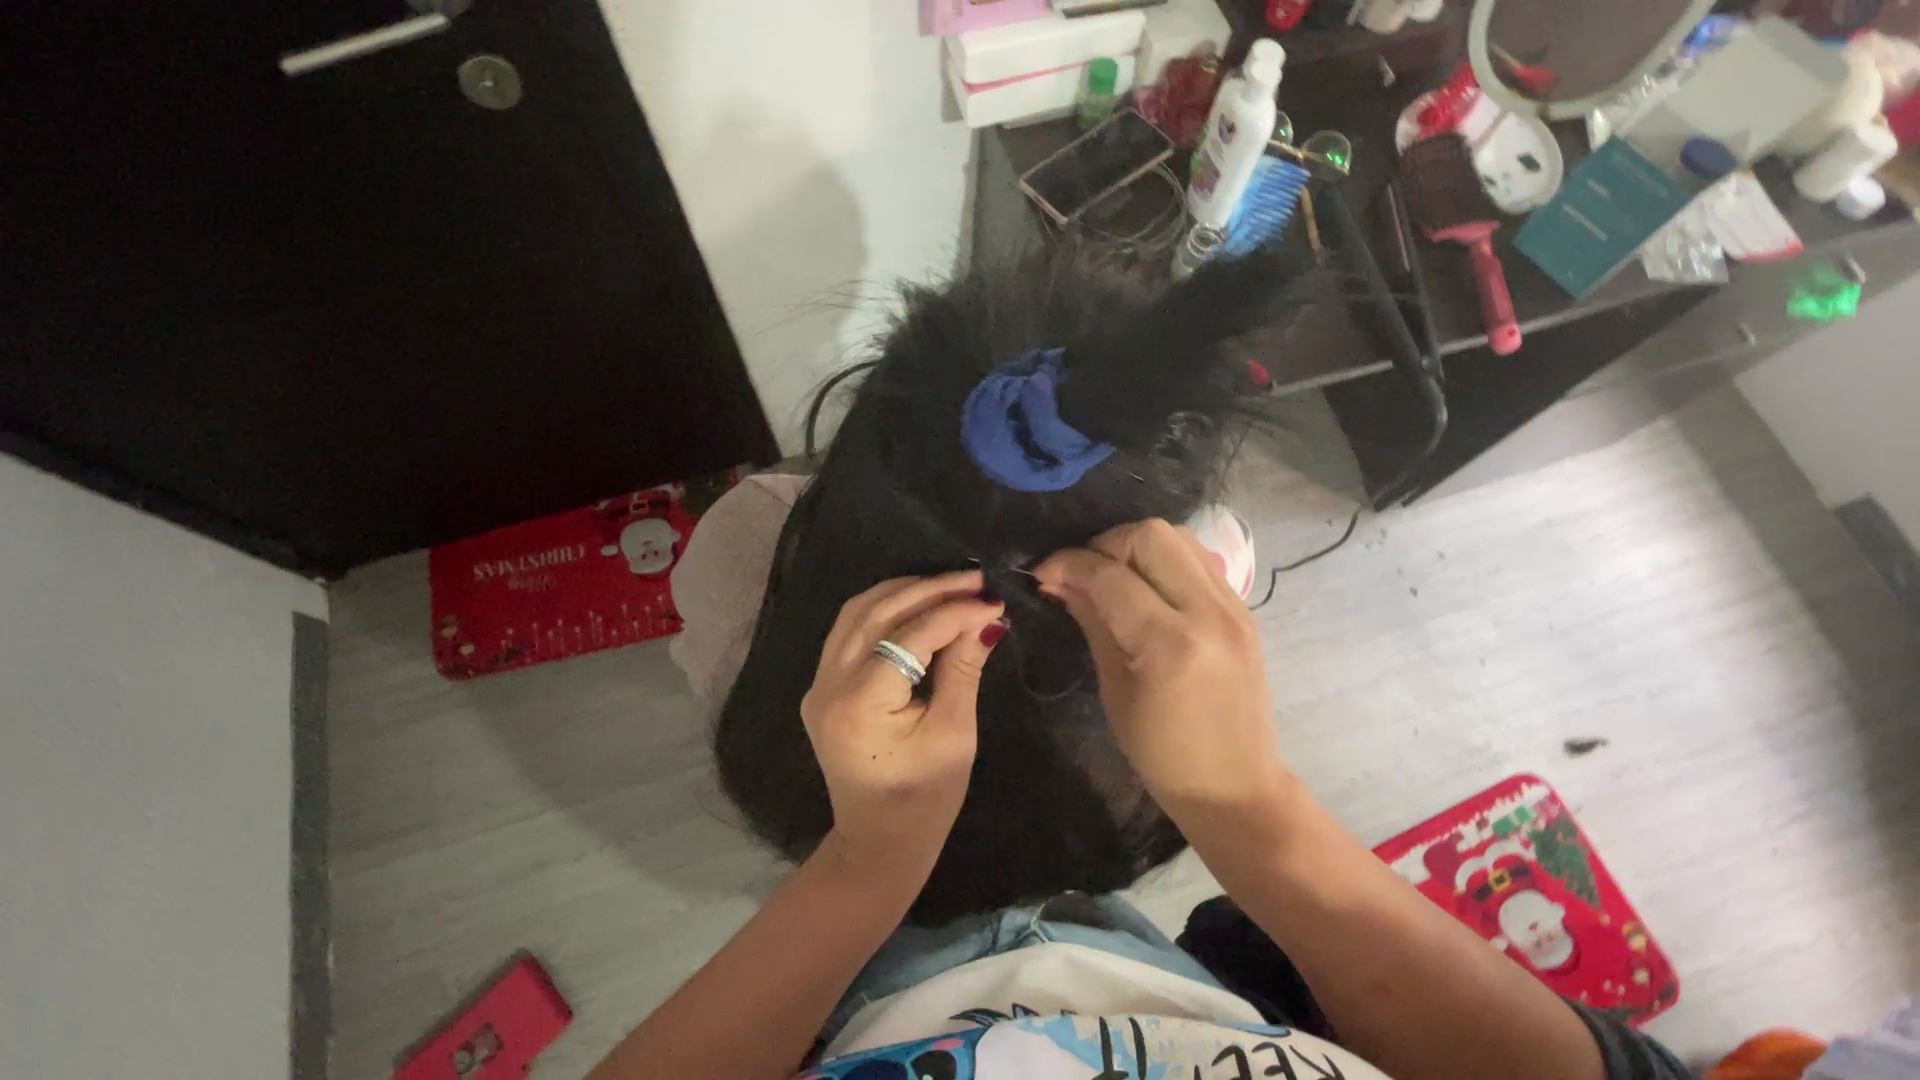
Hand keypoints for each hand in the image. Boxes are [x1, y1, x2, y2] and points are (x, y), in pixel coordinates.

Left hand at [802, 570, 1005, 871]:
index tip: (993, 600)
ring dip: (902, 593)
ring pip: (856, 613)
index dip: (954, 612)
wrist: (878, 844)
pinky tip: (917, 606)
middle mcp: (828, 685)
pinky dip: (883, 611)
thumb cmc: (925, 801)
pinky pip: (848, 632)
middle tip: (975, 580)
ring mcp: (818, 685)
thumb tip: (986, 617)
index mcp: (861, 702)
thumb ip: (963, 669)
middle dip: (929, 590)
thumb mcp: (953, 735)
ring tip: (950, 587)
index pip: (910, 635)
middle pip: (876, 612)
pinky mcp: (821, 688)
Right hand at [1034, 519, 1287, 824]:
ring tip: (1112, 576)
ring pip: (1178, 536)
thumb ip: (1091, 621)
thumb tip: (1060, 579)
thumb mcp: (1114, 689)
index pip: (1109, 575)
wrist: (1236, 786)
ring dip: (1135, 546)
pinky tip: (1145, 587)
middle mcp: (1208, 612)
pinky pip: (1198, 558)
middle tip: (1081, 573)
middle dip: (1103, 544)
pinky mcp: (1243, 608)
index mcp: (1169, 644)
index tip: (1042, 574)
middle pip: (1149, 535)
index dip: (1067, 564)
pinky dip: (1164, 559)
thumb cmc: (1162, 754)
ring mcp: (1233, 606)